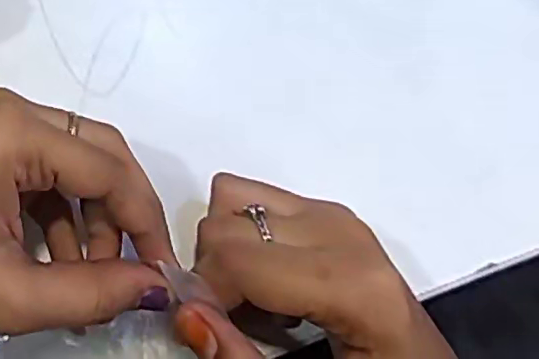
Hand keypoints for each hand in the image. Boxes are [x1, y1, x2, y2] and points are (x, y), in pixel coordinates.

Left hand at [0, 88, 176, 333]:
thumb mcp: (15, 293)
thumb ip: (93, 291)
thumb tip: (154, 287)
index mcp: (17, 131)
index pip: (106, 167)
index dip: (144, 221)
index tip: (165, 276)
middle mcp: (18, 111)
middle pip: (101, 150)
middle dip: (126, 212)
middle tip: (141, 272)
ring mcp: (8, 121)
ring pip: (82, 160)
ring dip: (97, 219)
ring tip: (94, 281)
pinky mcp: (1, 139)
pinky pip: (55, 169)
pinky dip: (69, 214)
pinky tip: (67, 263)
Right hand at [178, 174, 453, 358]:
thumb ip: (241, 357)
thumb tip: (185, 312)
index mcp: (353, 283)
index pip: (237, 258)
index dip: (203, 294)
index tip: (201, 328)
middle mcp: (342, 231)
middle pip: (226, 223)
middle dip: (210, 272)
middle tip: (229, 322)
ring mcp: (334, 215)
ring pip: (231, 195)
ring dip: (223, 246)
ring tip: (252, 301)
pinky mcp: (326, 210)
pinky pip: (253, 196)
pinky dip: (242, 234)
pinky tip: (271, 284)